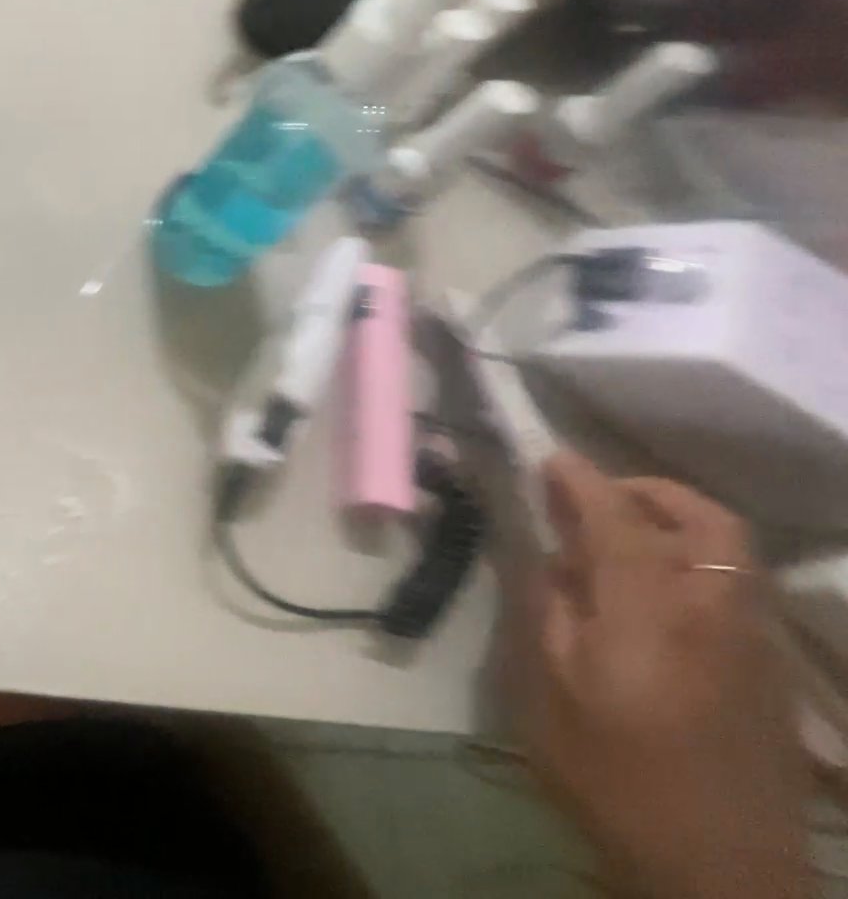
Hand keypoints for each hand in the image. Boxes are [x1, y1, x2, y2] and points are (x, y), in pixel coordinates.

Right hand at [522, 454, 812, 898]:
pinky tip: (648, 592)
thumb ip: (553, 612)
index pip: (619, 520)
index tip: (549, 458)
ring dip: (672, 523)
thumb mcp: (549, 688)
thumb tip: (556, 560)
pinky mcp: (768, 666)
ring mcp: (753, 637)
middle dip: (649, 490)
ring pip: (728, 549)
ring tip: (614, 538)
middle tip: (593, 492)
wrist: (715, 861)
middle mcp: (715, 610)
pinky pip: (733, 584)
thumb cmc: (608, 770)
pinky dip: (691, 560)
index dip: (583, 481)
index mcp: (650, 613)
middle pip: (706, 519)